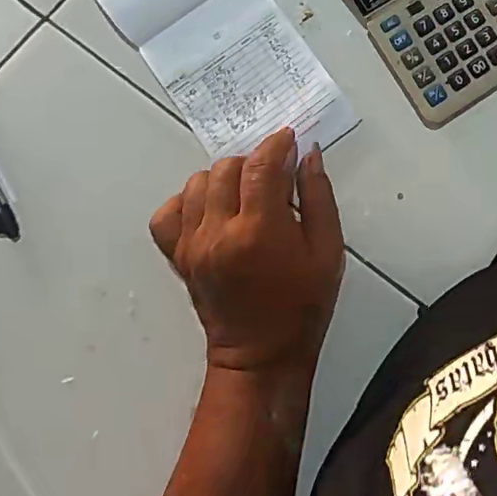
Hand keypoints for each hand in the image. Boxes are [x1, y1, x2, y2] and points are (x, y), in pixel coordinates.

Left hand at [150, 129, 343, 372]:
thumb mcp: (328, 249)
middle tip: (274, 174)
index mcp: (260, 231)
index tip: (289, 139)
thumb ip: (318, 196)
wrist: (261, 356)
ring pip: (197, 183)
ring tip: (245, 192)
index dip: (277, 144)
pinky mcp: (178, 257)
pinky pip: (168, 213)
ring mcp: (193, 245)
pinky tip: (212, 207)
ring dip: (224, 177)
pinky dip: (188, 200)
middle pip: (227, 168)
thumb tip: (307, 156)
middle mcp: (219, 233)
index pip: (261, 165)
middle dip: (254, 161)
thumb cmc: (302, 305)